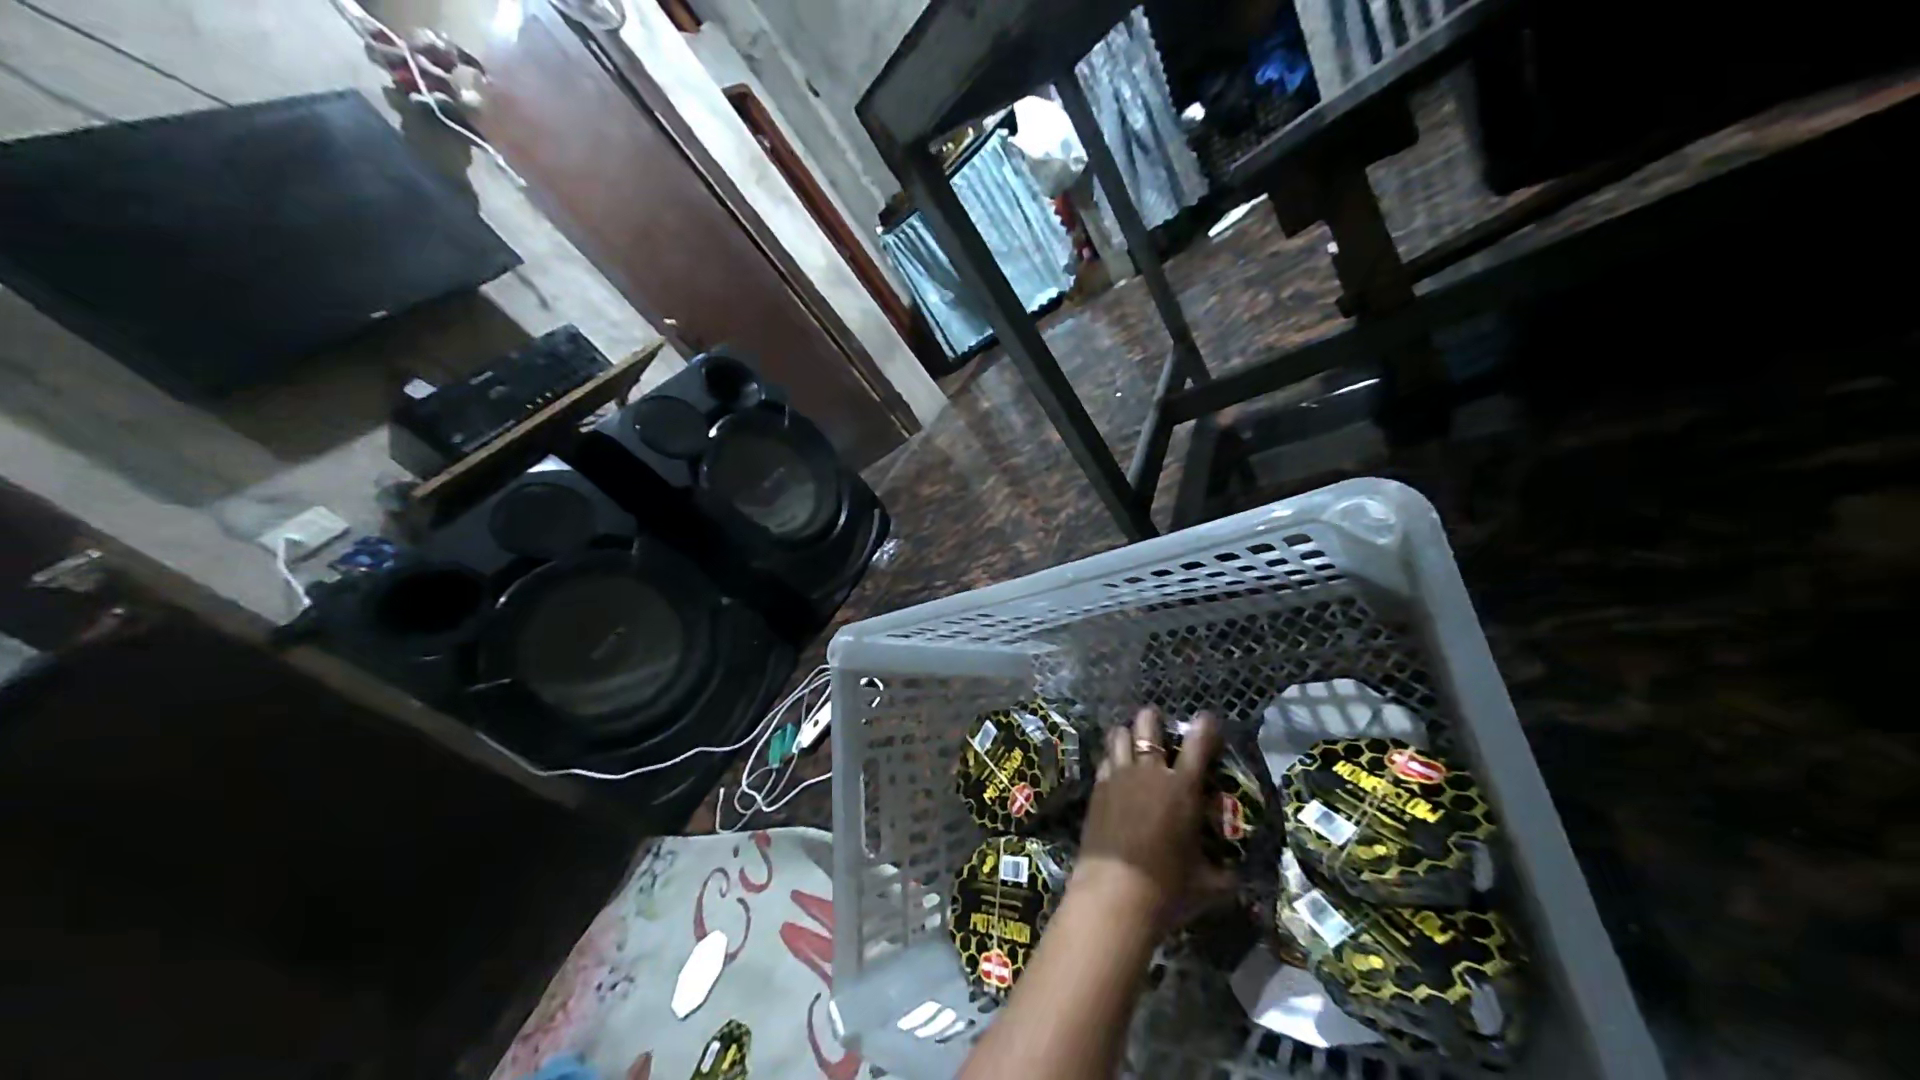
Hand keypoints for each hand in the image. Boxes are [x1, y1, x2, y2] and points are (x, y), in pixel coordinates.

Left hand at [1071, 707, 1235, 934]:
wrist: (1114, 894)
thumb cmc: (1167, 889)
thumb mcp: (1209, 884)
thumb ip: (1225, 872)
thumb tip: (1239, 874)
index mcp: (1184, 789)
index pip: (1199, 744)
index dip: (1205, 726)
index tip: (1207, 719)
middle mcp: (1151, 773)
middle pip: (1148, 726)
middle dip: (1153, 719)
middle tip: (1156, 723)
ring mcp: (1119, 777)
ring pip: (1119, 735)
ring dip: (1127, 733)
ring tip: (1130, 740)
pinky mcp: (1097, 789)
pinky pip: (1104, 760)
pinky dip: (1111, 757)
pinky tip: (1114, 768)